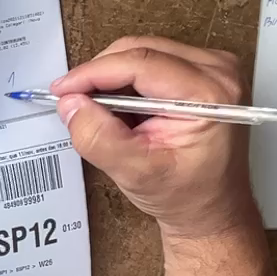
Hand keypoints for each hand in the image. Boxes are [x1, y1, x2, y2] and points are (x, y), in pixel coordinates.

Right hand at [55, 36, 276, 275]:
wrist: (214, 224)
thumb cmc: (184, 204)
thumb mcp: (138, 174)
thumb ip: (101, 138)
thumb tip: (69, 106)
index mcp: (212, 91)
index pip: (140, 64)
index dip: (92, 73)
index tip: (57, 92)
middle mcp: (219, 73)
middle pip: (139, 51)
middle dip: (95, 72)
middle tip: (61, 98)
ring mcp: (212, 74)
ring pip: (141, 56)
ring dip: (105, 77)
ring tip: (79, 107)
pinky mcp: (199, 82)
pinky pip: (148, 68)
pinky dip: (118, 83)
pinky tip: (101, 107)